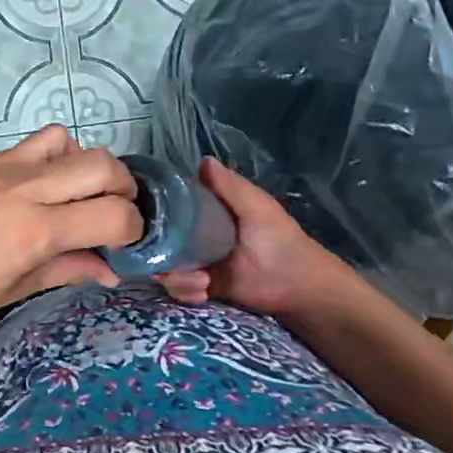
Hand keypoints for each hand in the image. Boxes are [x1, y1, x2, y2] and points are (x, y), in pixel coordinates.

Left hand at [0, 125, 142, 343]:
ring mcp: (0, 168)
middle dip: (123, 189)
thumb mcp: (18, 288)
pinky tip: (35, 188)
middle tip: (114, 212)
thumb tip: (112, 270)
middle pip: (102, 165)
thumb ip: (71, 269)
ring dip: (85, 165)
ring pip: (67, 140)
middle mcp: (24, 188)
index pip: (114, 215)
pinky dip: (49, 160)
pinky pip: (31, 145)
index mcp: (34, 230)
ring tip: (75, 193)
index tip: (128, 241)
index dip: (133, 229)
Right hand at [157, 156, 355, 319]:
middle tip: (173, 262)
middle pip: (163, 240)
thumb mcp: (256, 207)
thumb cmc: (280, 240)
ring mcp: (198, 264)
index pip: (173, 207)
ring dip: (179, 278)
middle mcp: (197, 236)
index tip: (154, 220)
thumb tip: (203, 160)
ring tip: (202, 282)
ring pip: (167, 268)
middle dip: (163, 253)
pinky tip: (204, 291)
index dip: (160, 212)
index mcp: (209, 212)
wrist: (298, 287)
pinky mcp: (202, 288)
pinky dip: (187, 292)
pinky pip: (180, 290)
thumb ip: (230, 187)